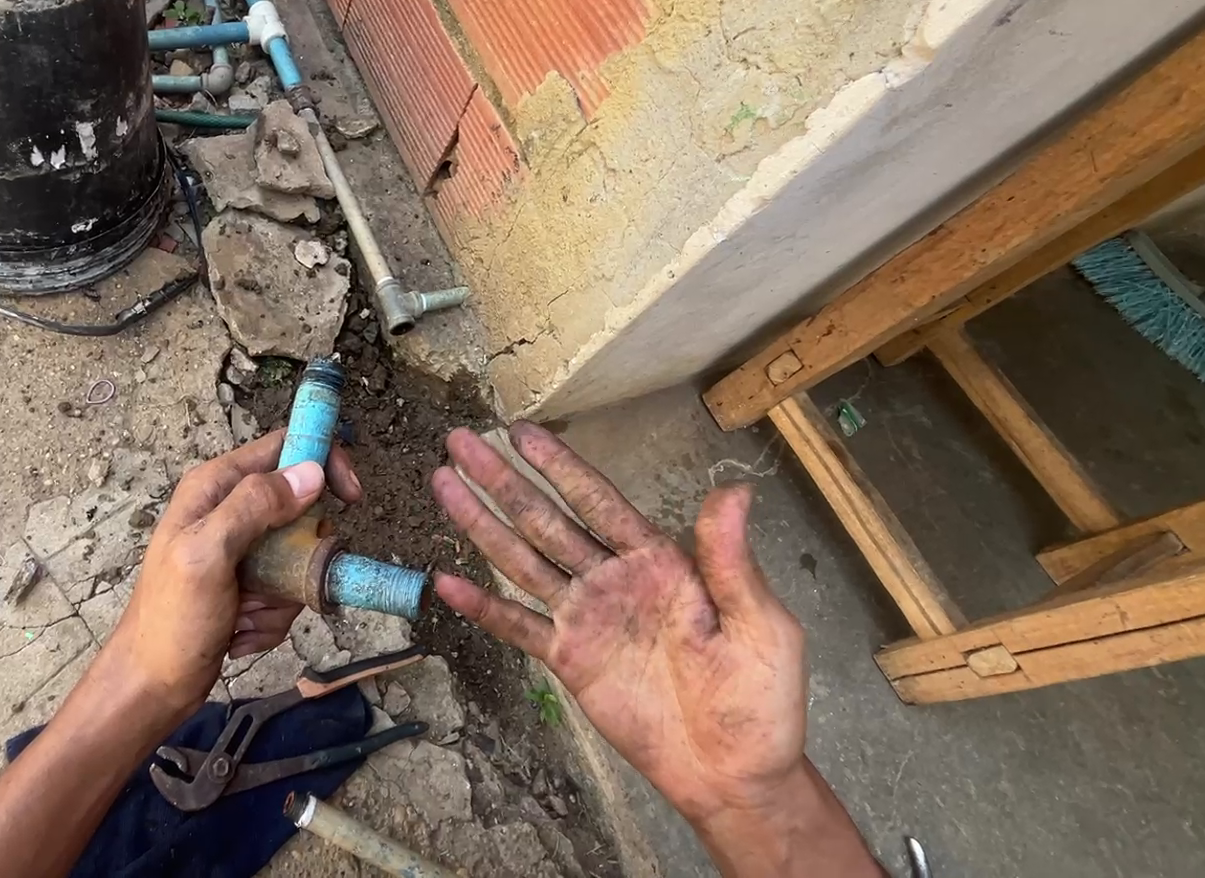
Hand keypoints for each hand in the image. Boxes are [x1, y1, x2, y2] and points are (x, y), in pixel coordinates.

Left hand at [104, 430, 362, 715]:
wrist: (151, 687)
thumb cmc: (172, 620)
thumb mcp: (208, 554)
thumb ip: (254, 506)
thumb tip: (311, 473)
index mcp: (216, 485)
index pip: (284, 447)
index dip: (323, 461)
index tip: (351, 497)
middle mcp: (231, 508)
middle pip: (301, 507)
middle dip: (304, 550)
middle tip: (288, 578)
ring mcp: (242, 547)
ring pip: (300, 553)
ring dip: (286, 591)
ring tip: (247, 614)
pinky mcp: (250, 582)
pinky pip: (289, 587)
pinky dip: (275, 614)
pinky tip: (241, 630)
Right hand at [430, 423, 806, 823]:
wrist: (734, 773)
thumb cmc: (758, 696)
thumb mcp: (760, 625)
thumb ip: (732, 561)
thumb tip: (736, 489)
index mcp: (654, 559)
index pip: (596, 500)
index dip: (558, 465)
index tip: (520, 431)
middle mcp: (608, 576)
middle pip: (544, 519)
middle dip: (502, 479)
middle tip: (462, 441)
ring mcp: (583, 616)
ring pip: (521, 560)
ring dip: (481, 523)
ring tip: (444, 484)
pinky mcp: (567, 658)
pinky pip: (517, 626)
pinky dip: (482, 606)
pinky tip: (447, 581)